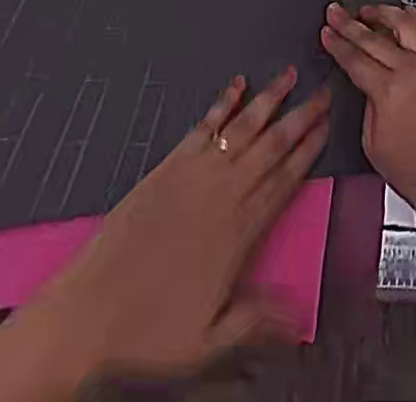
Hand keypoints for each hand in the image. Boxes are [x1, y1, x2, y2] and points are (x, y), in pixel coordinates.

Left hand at [0, 70, 330, 400]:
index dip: (311, 149)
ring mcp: (194, 174)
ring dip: (269, 99)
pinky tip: (236, 86)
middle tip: (323, 92)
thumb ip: (258, 320)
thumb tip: (299, 312)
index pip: (287, 178)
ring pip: (243, 127)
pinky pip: (203, 126)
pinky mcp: (167, 167)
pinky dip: (222, 103)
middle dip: (302, 115)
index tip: (328, 126)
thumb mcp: (211, 339)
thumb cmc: (148, 330)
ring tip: (288, 75)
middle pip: (273, 144)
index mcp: (240, 230)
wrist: (86, 315)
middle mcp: (223, 193)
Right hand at [321, 4, 415, 202]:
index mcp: (387, 90)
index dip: (336, 43)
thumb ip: (367, 104)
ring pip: (406, 25)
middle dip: (349, 23)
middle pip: (373, 37)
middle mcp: (411, 72)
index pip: (354, 57)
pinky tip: (410, 16)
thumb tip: (365, 84)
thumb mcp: (372, 141)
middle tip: (337, 13)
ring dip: (384, 13)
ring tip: (371, 10)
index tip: (328, 33)